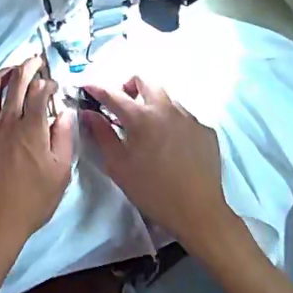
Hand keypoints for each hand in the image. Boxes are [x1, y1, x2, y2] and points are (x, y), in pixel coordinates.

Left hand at [0, 57, 74, 271]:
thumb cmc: (31, 202)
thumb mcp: (60, 174)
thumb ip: (64, 139)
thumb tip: (65, 113)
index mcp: (32, 128)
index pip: (40, 92)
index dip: (49, 83)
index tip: (53, 86)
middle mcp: (7, 121)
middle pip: (16, 82)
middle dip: (28, 67)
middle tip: (35, 62)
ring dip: (2, 72)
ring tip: (10, 69)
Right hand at [80, 77, 239, 256]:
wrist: (198, 211)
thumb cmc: (152, 191)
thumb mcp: (119, 165)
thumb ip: (102, 135)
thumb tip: (88, 113)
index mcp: (142, 117)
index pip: (113, 94)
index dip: (97, 88)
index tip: (87, 87)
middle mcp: (167, 109)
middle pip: (146, 81)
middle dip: (129, 86)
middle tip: (122, 104)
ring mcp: (190, 118)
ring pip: (167, 99)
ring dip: (153, 105)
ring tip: (148, 130)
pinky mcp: (205, 130)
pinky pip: (184, 118)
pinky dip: (172, 123)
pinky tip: (171, 146)